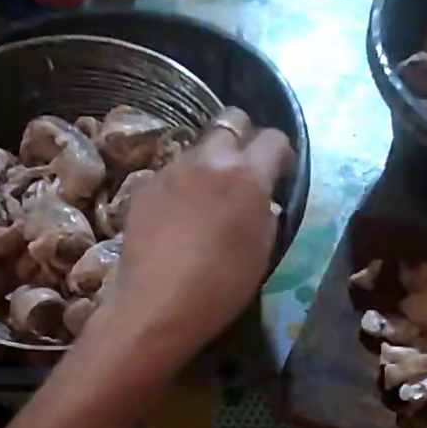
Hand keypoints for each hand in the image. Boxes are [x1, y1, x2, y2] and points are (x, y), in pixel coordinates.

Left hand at [82, 108, 292, 365]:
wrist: (157, 306)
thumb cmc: (220, 287)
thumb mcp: (263, 251)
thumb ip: (266, 212)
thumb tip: (261, 199)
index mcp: (247, 175)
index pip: (274, 138)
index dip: (282, 155)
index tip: (279, 175)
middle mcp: (209, 160)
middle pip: (231, 121)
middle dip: (243, 139)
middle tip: (243, 172)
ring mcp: (171, 170)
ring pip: (198, 148)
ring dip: (209, 163)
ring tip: (207, 198)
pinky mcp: (144, 187)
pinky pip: (171, 173)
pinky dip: (182, 185)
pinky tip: (178, 217)